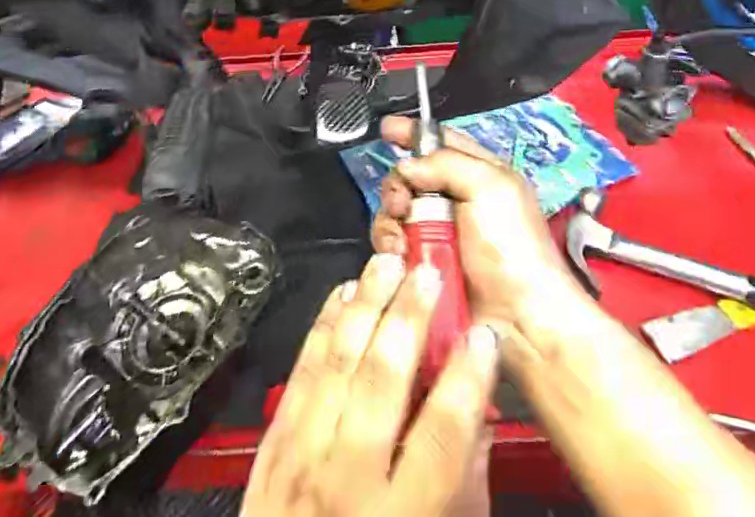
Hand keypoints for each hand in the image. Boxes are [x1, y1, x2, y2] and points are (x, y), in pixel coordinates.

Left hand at [242, 252, 499, 516]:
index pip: (441, 436)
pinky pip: (299, 374)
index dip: (466, 380)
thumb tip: (481, 403)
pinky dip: (322, 328)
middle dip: (407, 319)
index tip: (483, 333)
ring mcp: (301, 460)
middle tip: (428, 273)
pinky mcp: (271, 447)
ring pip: (336, 366)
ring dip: (364, 307)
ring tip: (387, 262)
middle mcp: (346, 482)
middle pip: (380, 383)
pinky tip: (341, 293)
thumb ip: (464, 478)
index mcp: (401, 516)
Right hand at [370, 116, 586, 331]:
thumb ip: (447, 164)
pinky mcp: (424, 264)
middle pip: (410, 177)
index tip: (388, 129)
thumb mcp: (491, 188)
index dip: (414, 134)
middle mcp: (457, 200)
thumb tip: (405, 166)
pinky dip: (390, 247)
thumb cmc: (512, 246)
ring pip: (396, 211)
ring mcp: (439, 234)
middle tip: (402, 203)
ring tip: (403, 239)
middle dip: (398, 185)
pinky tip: (400, 257)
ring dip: (391, 220)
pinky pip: (393, 245)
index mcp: (481, 173)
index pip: (441, 142)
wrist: (517, 317)